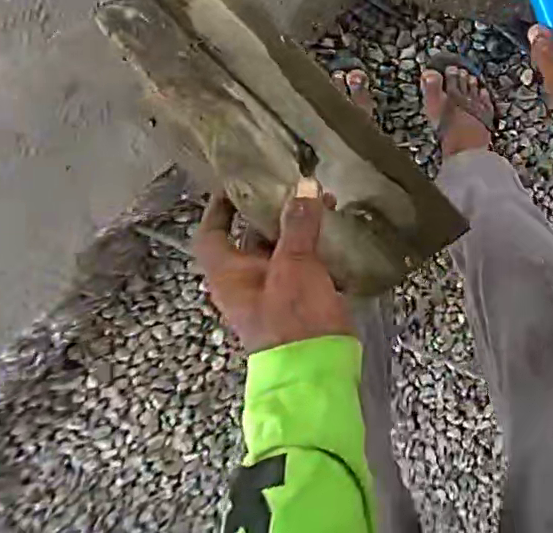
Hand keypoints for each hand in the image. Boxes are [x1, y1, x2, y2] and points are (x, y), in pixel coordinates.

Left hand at [192, 178, 352, 352]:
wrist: (317, 369)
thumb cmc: (292, 317)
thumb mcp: (294, 265)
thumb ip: (299, 225)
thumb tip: (304, 185)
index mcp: (230, 275)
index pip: (212, 234)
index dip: (219, 208)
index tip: (237, 182)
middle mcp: (248, 280)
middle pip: (254, 235)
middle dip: (277, 209)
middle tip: (301, 185)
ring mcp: (276, 289)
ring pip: (285, 247)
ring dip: (303, 224)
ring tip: (329, 203)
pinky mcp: (302, 296)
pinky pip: (307, 261)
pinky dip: (320, 243)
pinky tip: (340, 230)